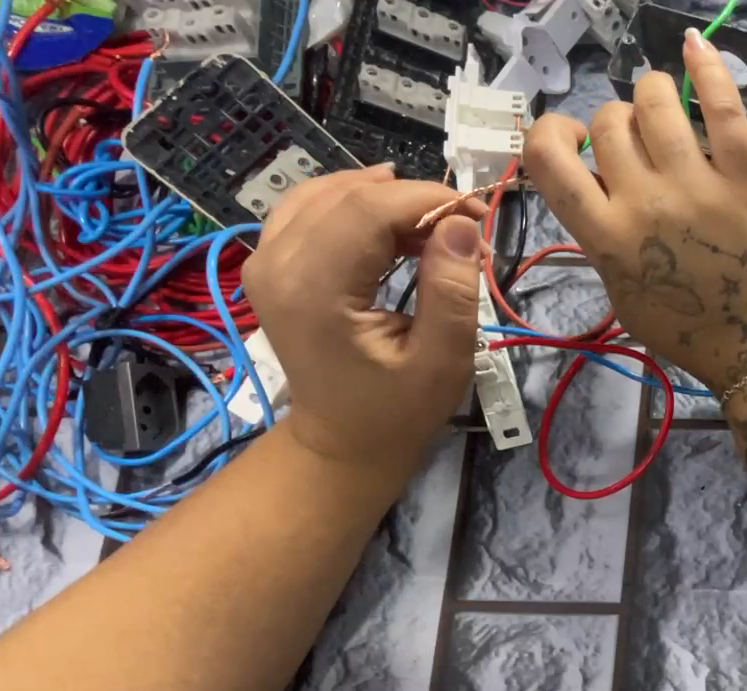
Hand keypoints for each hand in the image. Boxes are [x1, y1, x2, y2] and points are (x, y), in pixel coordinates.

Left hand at [243, 166, 487, 477]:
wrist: (346, 442)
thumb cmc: (399, 410)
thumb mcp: (442, 361)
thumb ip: (451, 292)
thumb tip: (463, 226)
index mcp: (315, 289)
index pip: (368, 210)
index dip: (427, 199)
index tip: (480, 216)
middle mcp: (276, 262)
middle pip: (347, 195)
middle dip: (413, 198)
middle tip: (468, 228)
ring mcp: (266, 260)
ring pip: (325, 193)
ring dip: (386, 200)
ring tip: (436, 228)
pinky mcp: (272, 262)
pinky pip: (310, 209)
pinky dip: (357, 207)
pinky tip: (393, 224)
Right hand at [523, 28, 746, 394]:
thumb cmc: (690, 332)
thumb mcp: (623, 297)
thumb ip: (601, 241)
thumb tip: (594, 194)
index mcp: (605, 236)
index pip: (547, 158)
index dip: (551, 134)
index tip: (572, 141)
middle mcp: (643, 202)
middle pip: (609, 122)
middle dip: (618, 127)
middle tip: (643, 148)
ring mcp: (696, 186)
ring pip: (654, 100)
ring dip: (654, 97)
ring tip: (668, 113)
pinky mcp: (744, 178)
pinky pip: (722, 107)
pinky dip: (707, 67)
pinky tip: (696, 47)